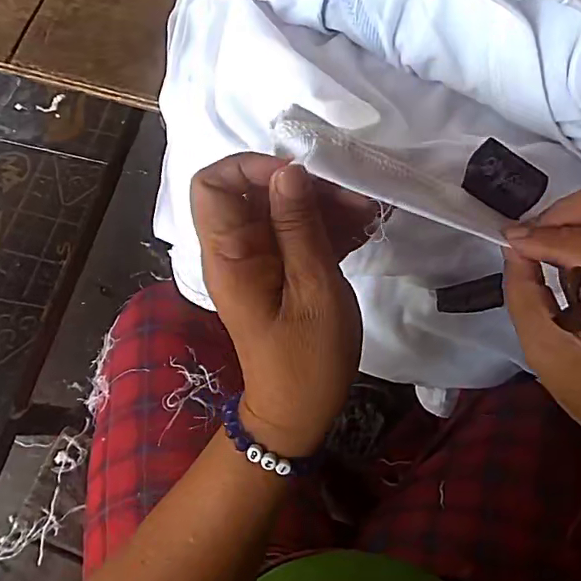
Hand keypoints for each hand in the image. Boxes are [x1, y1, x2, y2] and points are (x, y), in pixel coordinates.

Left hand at [191, 153, 373, 455]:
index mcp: (228, 254)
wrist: (300, 413)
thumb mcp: (312, 289)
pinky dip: (326, 225)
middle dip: (301, 185)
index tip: (300, 178)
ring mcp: (258, 259)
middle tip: (350, 196)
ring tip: (367, 213)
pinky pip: (296, 232)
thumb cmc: (306, 360)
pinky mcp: (280, 269)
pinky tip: (362, 228)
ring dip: (323, 204)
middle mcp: (235, 249)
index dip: (251, 168)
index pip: (213, 184)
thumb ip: (299, 227)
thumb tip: (288, 170)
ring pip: (281, 208)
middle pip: (253, 191)